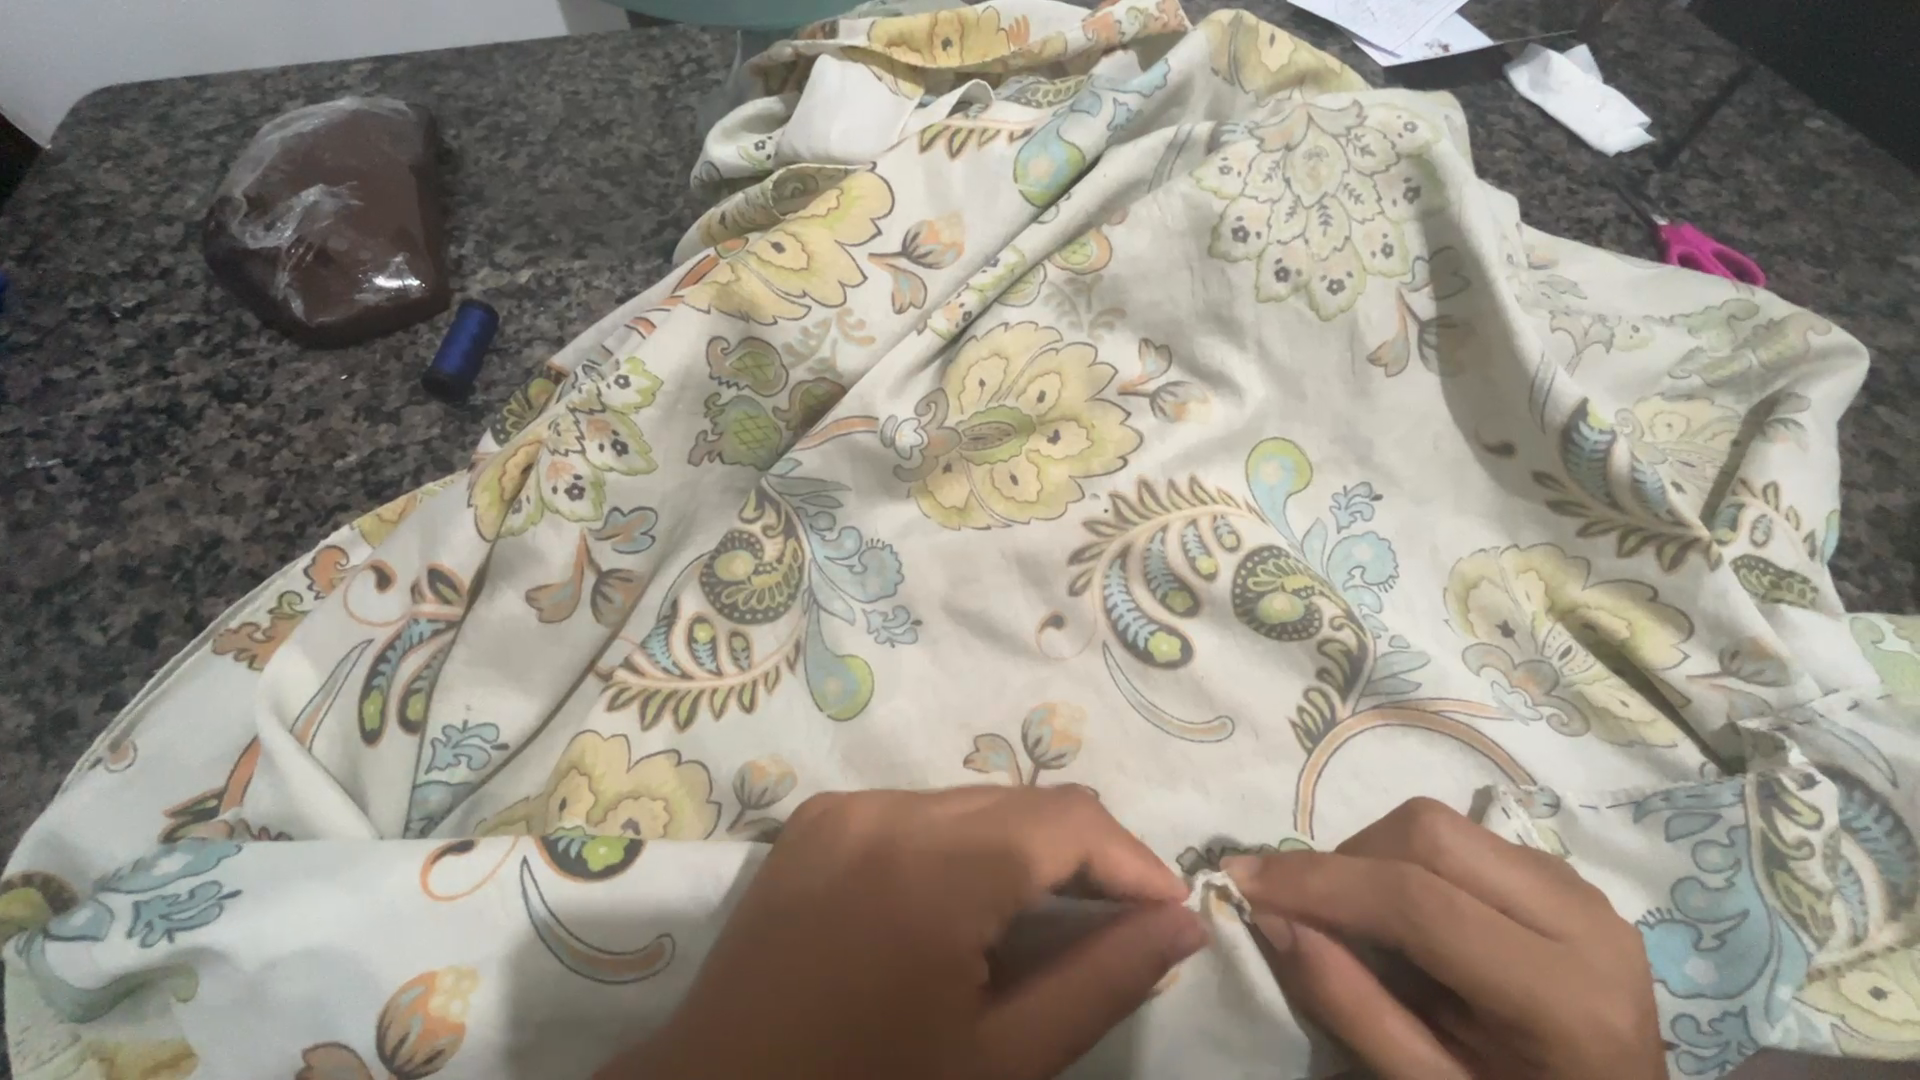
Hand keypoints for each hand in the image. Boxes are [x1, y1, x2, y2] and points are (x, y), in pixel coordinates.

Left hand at [602, 786, 1206, 1079]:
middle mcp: (887, 809)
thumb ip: (1102, 980)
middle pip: (1021, 804)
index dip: (1132, 859)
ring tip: (1038, 921)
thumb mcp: (1001, 1060)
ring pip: (973, 802)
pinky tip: (960, 906)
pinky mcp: (816, 818)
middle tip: (1116, 922)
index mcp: (934, 867)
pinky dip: (962, 845)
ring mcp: (844, 806)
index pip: (1067, 819)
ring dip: (1022, 848)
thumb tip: (1181, 923)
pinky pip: (918, 811)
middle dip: (1082, 855)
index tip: (1169, 910)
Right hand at [1225, 798, 1664, 1079]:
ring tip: (1358, 918)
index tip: (1241, 880)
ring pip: (1439, 822)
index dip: (1319, 883)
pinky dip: (1404, 859)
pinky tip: (1407, 915)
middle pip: (1429, 834)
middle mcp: (1585, 922)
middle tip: (1304, 911)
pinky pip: (1459, 835)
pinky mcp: (1561, 874)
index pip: (1419, 903)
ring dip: (1372, 856)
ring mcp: (1579, 889)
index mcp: (1565, 999)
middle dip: (1346, 861)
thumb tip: (1270, 917)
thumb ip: (1351, 1006)